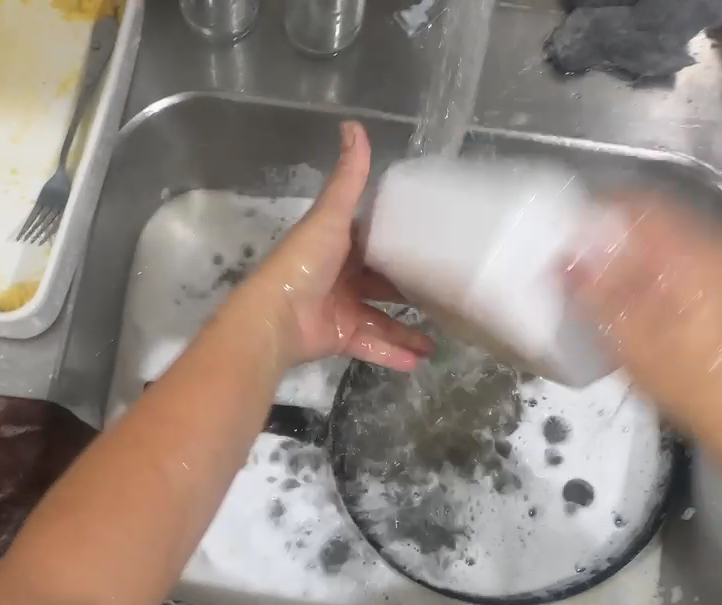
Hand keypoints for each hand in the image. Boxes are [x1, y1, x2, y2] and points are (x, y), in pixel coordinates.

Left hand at [226, 122, 431, 371]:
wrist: (274, 317)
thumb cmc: (303, 263)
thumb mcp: (330, 216)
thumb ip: (348, 180)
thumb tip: (355, 125)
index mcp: (340, 244)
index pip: (376, 241)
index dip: (402, 241)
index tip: (436, 242)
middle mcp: (342, 276)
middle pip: (383, 283)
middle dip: (412, 292)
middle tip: (447, 294)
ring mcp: (341, 309)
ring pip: (382, 319)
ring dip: (408, 331)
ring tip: (441, 339)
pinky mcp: (339, 338)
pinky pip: (371, 345)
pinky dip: (392, 354)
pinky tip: (419, 361)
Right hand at [564, 198, 721, 435]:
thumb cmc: (682, 377)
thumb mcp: (628, 337)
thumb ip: (594, 293)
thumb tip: (560, 260)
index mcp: (692, 253)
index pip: (641, 207)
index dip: (600, 211)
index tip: (566, 225)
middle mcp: (711, 245)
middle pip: (651, 218)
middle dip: (610, 231)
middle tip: (572, 251)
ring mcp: (717, 261)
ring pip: (660, 236)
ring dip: (624, 248)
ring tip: (589, 269)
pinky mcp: (714, 280)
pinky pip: (670, 254)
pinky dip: (641, 262)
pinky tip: (619, 285)